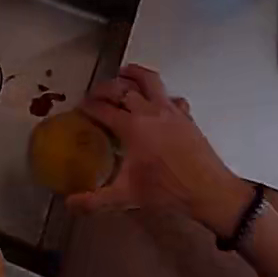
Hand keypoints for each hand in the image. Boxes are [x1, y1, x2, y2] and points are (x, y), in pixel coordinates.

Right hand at [73, 64, 253, 236]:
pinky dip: (162, 94)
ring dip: (134, 74)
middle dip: (105, 88)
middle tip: (96, 93)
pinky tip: (159, 102)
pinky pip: (171, 97)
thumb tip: (70, 204)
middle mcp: (149, 111)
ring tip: (124, 72)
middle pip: (123, 88)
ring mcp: (170, 110)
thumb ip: (95, 200)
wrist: (208, 190)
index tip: (80, 107)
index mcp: (132, 127)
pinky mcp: (186, 116)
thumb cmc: (166, 191)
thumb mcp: (126, 197)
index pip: (103, 109)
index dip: (89, 106)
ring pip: (150, 80)